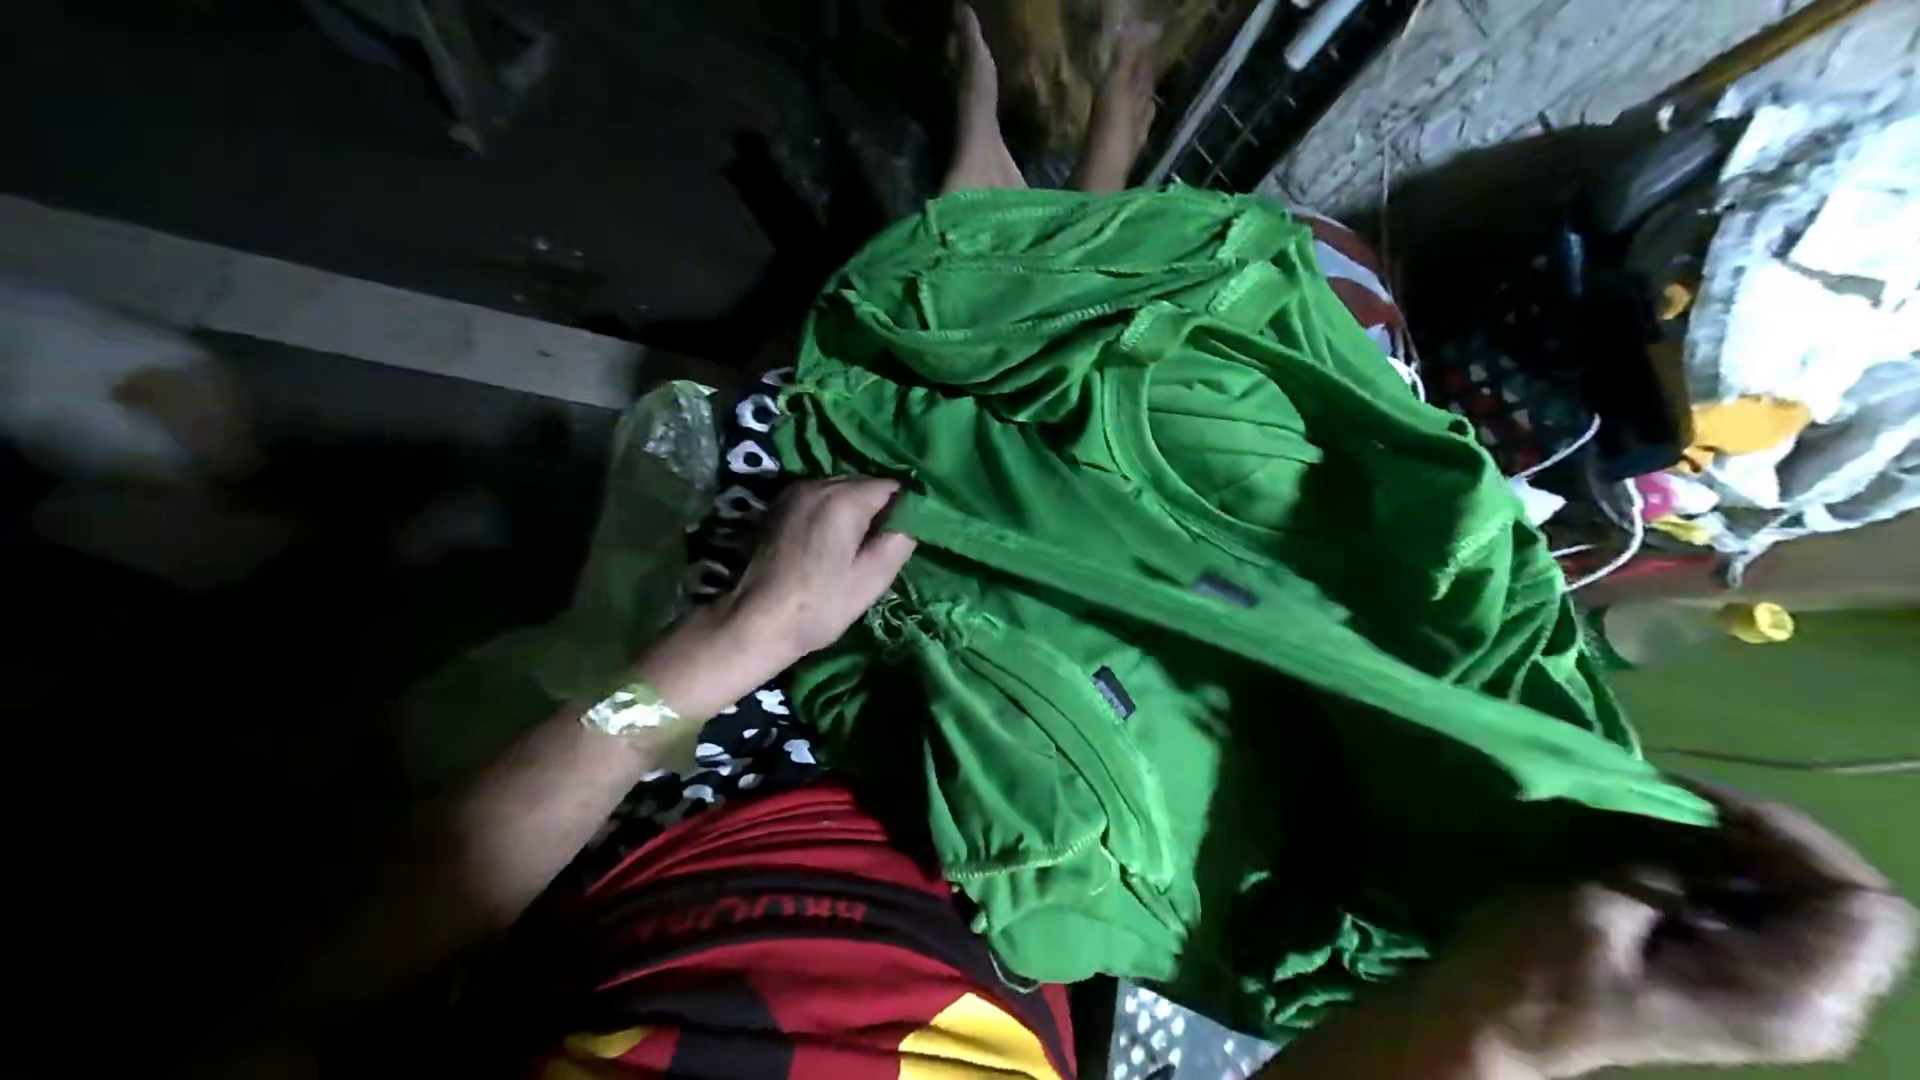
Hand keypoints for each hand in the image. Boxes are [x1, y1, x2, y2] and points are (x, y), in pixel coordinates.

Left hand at [721, 477, 918, 658]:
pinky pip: (818, 499)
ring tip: (858, 545)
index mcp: (845, 498)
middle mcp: (818, 484)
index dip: (906, 510)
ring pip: (841, 490)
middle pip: (865, 484)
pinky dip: (831, 513)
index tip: (908, 537)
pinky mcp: (777, 506)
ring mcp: (793, 493)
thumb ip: (900, 539)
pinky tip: (830, 542)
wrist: (755, 622)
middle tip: (885, 544)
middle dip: (880, 509)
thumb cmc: (820, 604)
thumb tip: (915, 517)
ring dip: (855, 511)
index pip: (893, 487)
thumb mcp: (872, 577)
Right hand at [1435, 785, 1915, 1076]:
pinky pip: (1767, 918)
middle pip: (1846, 906)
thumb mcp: (1591, 908)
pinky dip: (1723, 874)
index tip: (1696, 799)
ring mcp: (1777, 998)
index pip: (1862, 907)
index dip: (1793, 837)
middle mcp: (1811, 1006)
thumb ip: (1661, 869)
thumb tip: (1693, 828)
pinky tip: (1661, 855)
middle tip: (1676, 801)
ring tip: (1663, 819)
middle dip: (1767, 840)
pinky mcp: (1740, 983)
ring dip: (1742, 853)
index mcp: (1786, 999)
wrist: (1500, 1019)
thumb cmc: (1538, 968)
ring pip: (1808, 907)